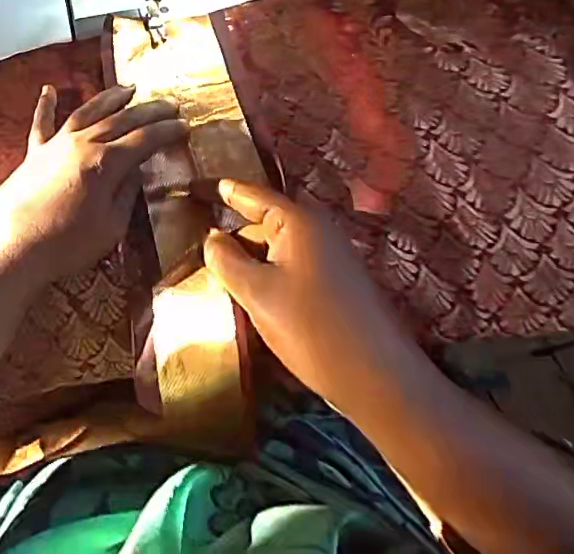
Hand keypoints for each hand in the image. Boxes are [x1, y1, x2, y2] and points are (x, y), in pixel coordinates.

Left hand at [0, 85, 186, 290]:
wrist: (12, 247)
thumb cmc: (66, 245)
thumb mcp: (111, 226)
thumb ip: (126, 193)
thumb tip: (137, 169)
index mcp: (105, 162)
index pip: (144, 139)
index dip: (166, 131)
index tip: (184, 125)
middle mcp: (82, 143)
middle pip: (121, 119)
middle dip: (148, 110)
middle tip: (169, 103)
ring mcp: (55, 144)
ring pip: (87, 111)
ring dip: (109, 98)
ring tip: (128, 88)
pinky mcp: (34, 153)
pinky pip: (42, 123)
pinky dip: (45, 105)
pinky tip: (48, 89)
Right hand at [202, 181, 424, 409]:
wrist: (383, 386)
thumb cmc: (314, 330)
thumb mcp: (256, 293)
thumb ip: (225, 259)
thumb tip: (212, 238)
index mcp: (298, 222)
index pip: (249, 193)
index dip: (218, 190)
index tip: (190, 187)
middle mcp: (316, 231)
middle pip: (260, 225)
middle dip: (231, 240)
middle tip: (198, 258)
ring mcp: (330, 259)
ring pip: (273, 252)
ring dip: (248, 266)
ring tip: (221, 286)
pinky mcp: (336, 286)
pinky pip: (289, 270)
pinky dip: (268, 281)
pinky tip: (253, 306)